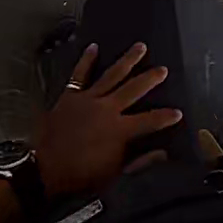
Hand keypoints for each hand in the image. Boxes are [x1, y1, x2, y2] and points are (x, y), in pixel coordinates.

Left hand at [34, 42, 182, 197]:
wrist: (44, 171)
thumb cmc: (81, 175)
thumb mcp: (114, 174)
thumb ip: (139, 161)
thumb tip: (163, 153)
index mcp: (120, 130)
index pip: (150, 120)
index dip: (166, 117)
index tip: (178, 113)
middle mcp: (108, 109)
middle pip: (134, 89)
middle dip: (150, 79)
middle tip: (163, 69)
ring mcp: (89, 99)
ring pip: (113, 75)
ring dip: (128, 60)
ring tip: (140, 47)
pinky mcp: (70, 97)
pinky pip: (80, 75)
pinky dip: (87, 60)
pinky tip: (94, 47)